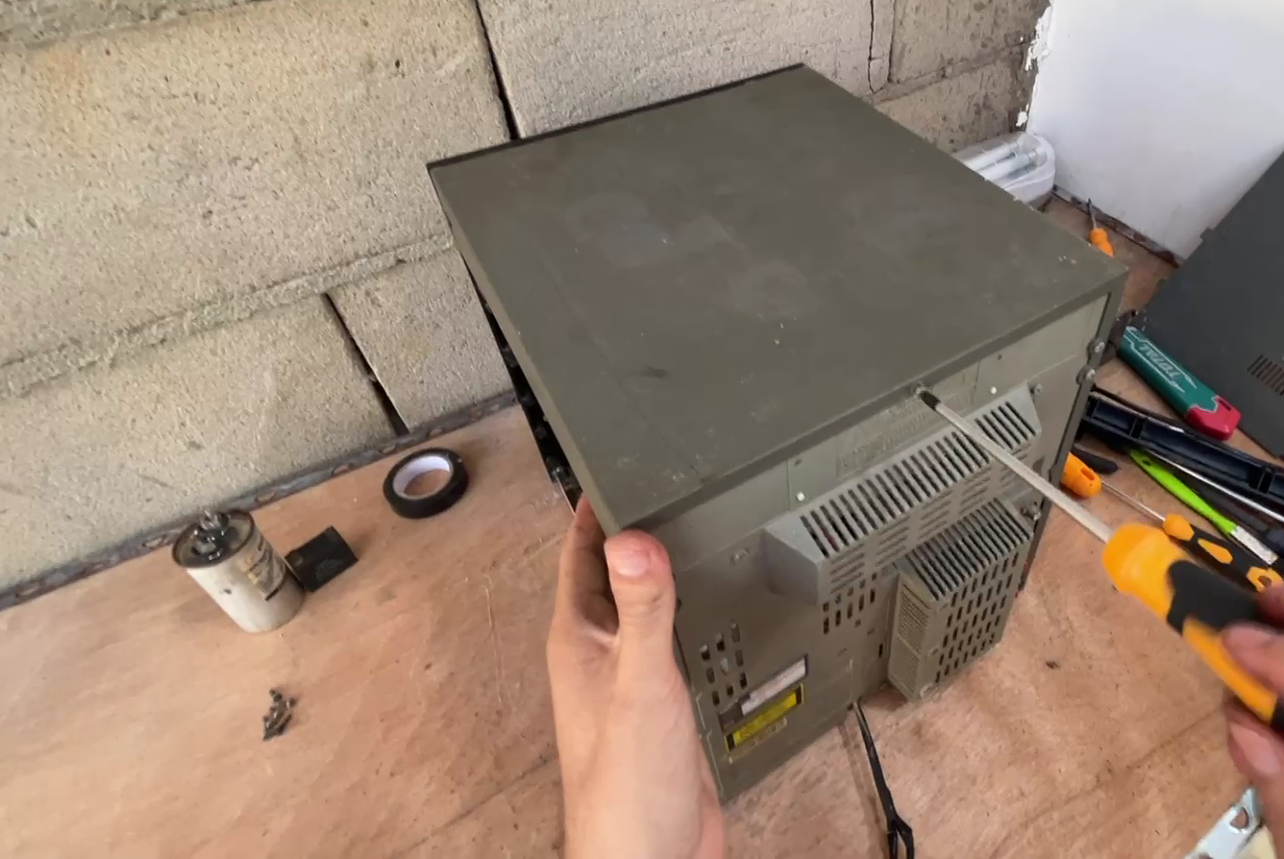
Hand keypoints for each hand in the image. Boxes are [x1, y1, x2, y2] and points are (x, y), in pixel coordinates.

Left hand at [548, 498, 723, 858]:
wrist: (654, 856)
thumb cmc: (627, 783)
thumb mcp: (639, 681)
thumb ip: (642, 609)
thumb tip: (635, 538)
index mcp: (578, 636)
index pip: (578, 552)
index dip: (593, 506)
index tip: (614, 464)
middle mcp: (597, 649)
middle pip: (608, 570)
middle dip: (630, 527)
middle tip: (663, 486)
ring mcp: (625, 672)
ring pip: (638, 599)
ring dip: (655, 565)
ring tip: (685, 528)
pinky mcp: (656, 694)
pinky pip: (664, 630)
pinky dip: (680, 604)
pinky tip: (705, 598)